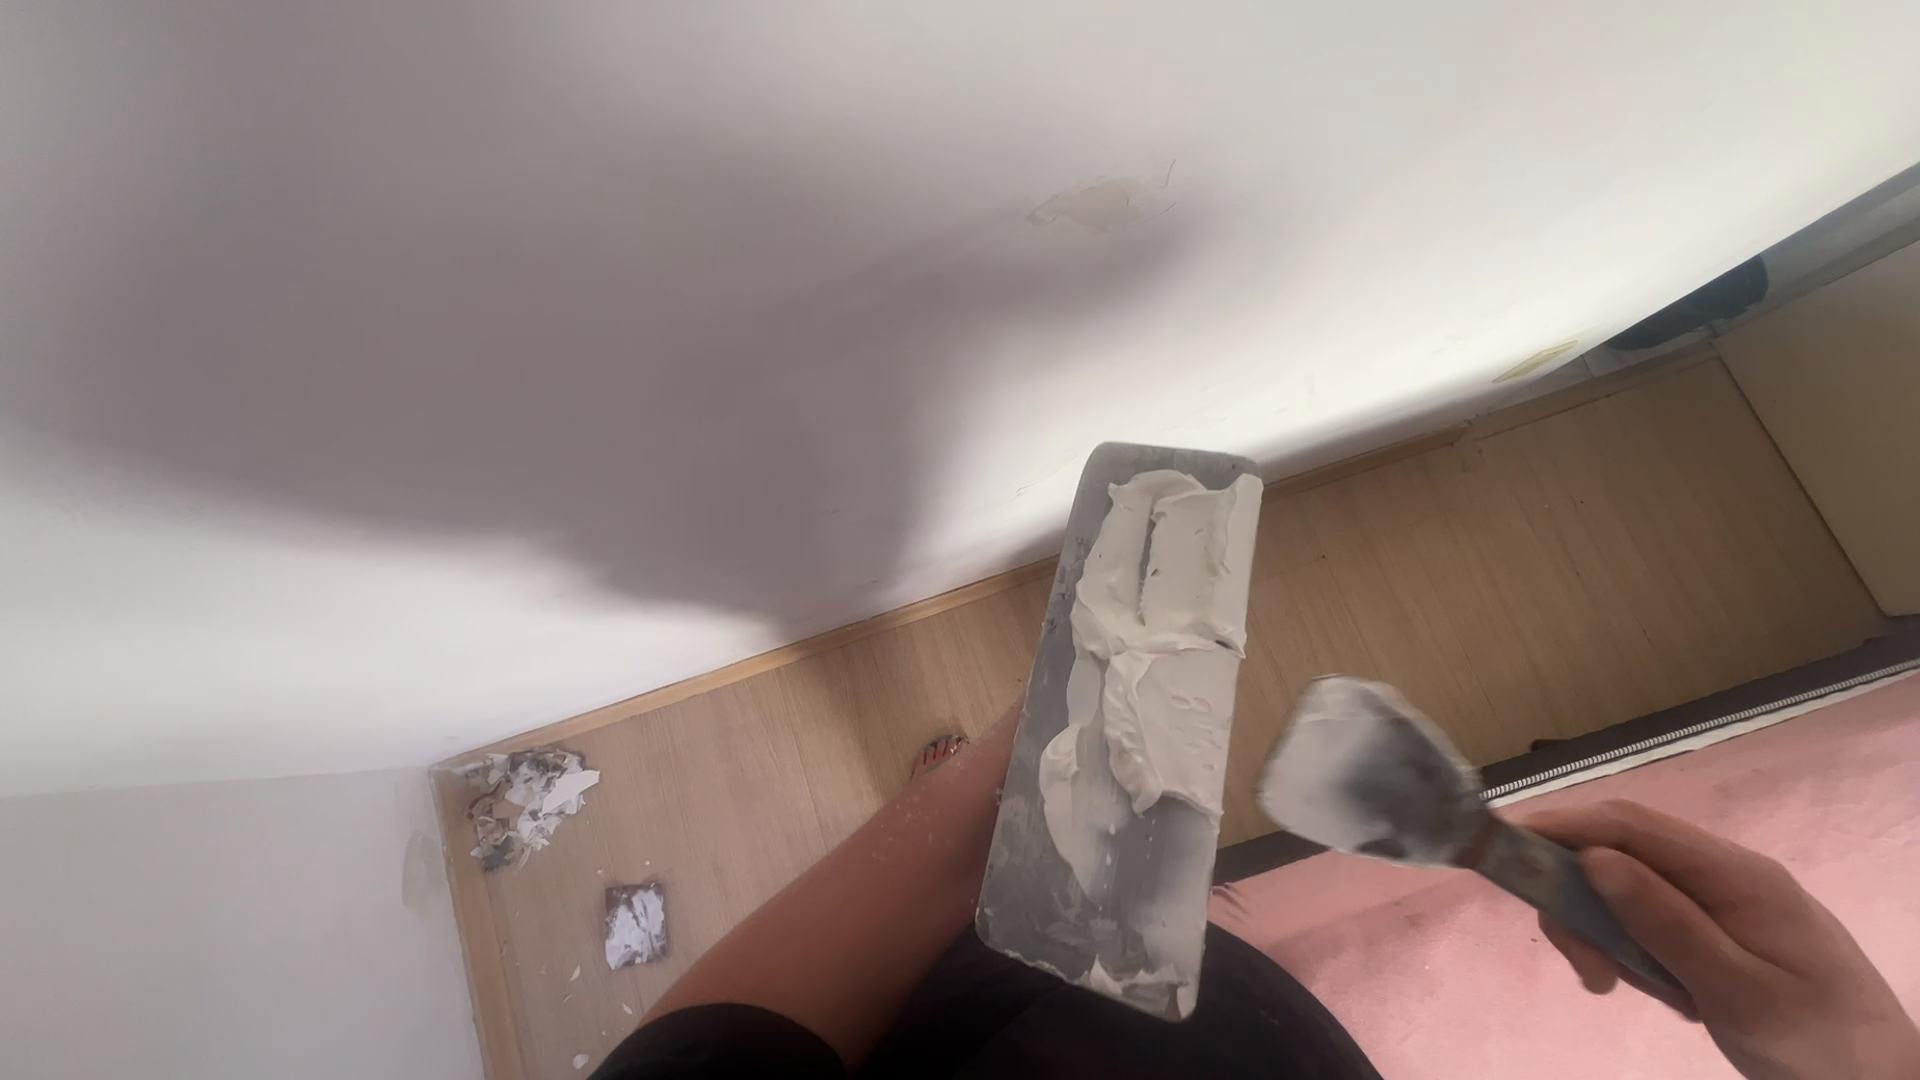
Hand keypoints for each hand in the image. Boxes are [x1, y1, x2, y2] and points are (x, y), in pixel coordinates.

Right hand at [1525, 799, 1919, 1079]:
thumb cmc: (1817, 1046)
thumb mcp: (1740, 993)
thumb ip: (1667, 923)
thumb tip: (1592, 857)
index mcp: (1737, 875)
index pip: (1631, 824)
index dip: (1563, 824)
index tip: (1507, 842)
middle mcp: (1720, 872)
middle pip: (1616, 850)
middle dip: (1573, 890)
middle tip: (1569, 950)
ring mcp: (1713, 897)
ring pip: (1617, 883)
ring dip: (1593, 925)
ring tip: (1603, 979)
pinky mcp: (1704, 923)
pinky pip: (1636, 912)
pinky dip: (1615, 941)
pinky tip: (1630, 979)